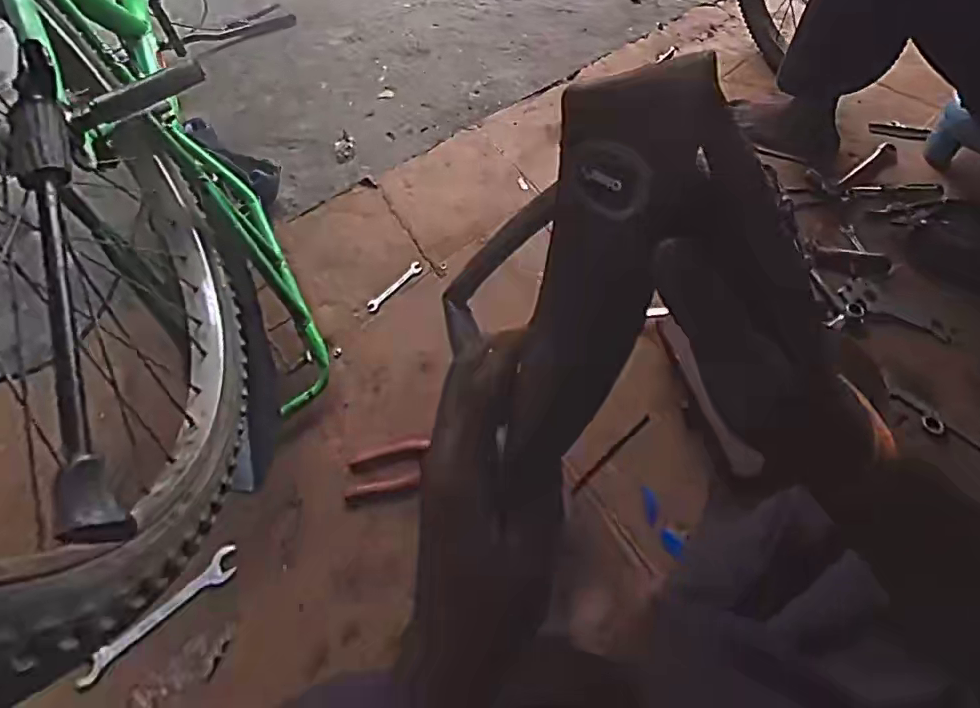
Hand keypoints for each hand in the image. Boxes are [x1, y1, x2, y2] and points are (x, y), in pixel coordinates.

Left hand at [394, 329, 562, 707]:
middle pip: (459, 381)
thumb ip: (537, 479)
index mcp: (460, 466)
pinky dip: (485, 394)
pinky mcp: (442, 475)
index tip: (539, 331)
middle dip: (493, 350)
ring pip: (456, 395)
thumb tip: (543, 423)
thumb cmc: (494, 605)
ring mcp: (437, 463)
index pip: (478, 388)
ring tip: (529, 355)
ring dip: (487, 369)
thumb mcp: (531, 546)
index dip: (507, 353)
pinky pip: (462, 417)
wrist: (449, 648)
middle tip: (536, 336)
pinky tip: (514, 398)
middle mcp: (440, 453)